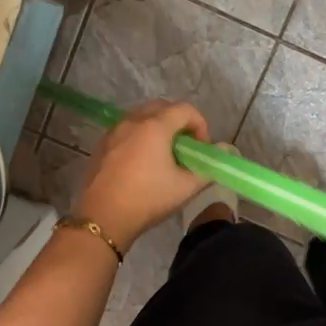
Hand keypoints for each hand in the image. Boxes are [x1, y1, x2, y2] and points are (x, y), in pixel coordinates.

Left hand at [76, 100, 210, 244]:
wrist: (103, 218)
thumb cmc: (148, 199)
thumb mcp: (186, 187)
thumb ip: (209, 167)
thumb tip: (224, 152)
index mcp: (155, 126)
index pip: (185, 109)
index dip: (200, 125)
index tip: (201, 149)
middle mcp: (133, 121)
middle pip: (162, 107)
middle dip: (179, 122)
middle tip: (185, 147)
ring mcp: (113, 131)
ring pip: (141, 117)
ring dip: (158, 127)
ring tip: (163, 155)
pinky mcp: (101, 145)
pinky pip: (126, 130)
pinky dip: (139, 136)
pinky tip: (141, 163)